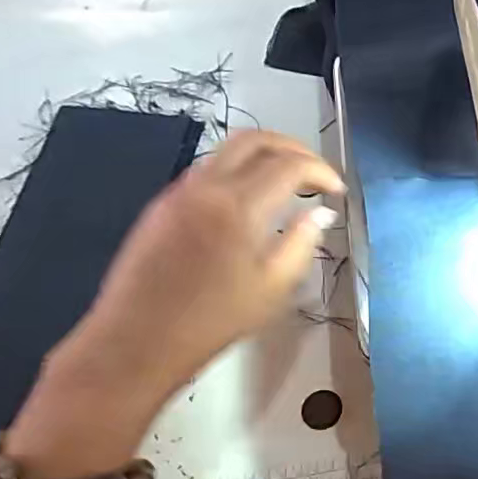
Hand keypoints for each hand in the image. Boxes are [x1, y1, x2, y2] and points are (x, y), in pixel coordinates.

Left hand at [71, 128, 344, 399]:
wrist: (139, 339)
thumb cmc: (215, 320)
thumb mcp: (274, 288)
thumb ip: (304, 243)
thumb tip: (321, 214)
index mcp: (239, 206)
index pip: (289, 165)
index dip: (321, 171)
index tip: (338, 192)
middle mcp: (207, 186)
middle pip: (255, 140)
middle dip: (293, 149)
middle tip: (317, 174)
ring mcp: (179, 191)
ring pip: (228, 150)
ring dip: (265, 157)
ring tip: (290, 186)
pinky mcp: (163, 204)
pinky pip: (208, 171)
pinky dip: (240, 172)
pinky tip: (253, 202)